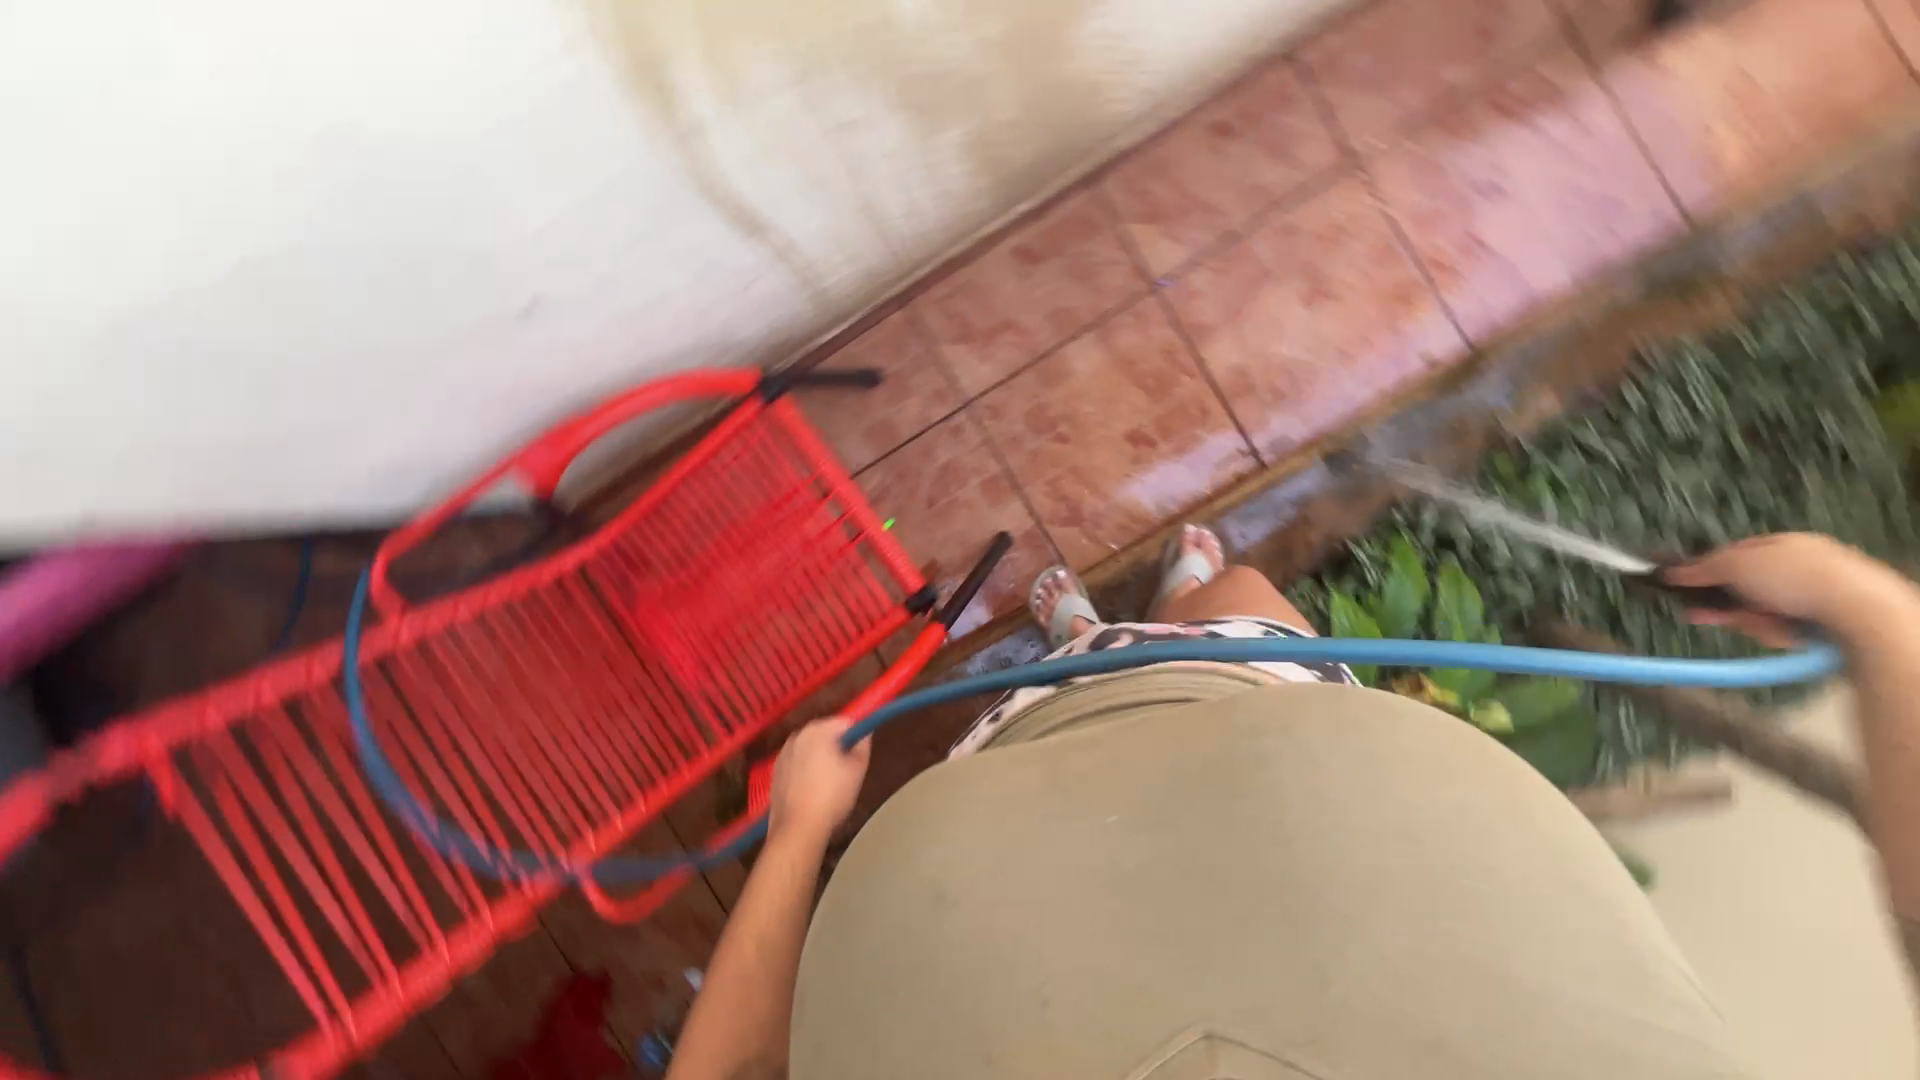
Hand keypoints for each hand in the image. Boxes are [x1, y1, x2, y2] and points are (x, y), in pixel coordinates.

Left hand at [767, 716, 869, 847]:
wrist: (797, 828)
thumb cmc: (831, 797)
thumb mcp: (856, 770)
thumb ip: (862, 745)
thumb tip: (864, 732)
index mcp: (818, 730)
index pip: (845, 722)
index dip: (856, 737)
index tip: (859, 756)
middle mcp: (797, 736)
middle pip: (825, 733)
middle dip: (837, 747)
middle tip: (846, 771)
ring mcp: (783, 753)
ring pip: (810, 749)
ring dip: (821, 758)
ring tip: (829, 784)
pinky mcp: (775, 771)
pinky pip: (798, 763)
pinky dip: (806, 770)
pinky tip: (812, 791)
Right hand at [1663, 532, 1913, 644]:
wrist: (1862, 612)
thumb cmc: (1794, 577)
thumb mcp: (1735, 565)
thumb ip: (1700, 568)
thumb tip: (1668, 573)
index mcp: (1784, 543)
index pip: (1732, 553)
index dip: (1705, 569)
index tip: (1682, 587)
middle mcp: (1800, 565)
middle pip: (1743, 586)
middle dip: (1722, 603)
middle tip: (1700, 615)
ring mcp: (1815, 593)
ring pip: (1760, 609)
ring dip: (1748, 620)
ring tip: (1757, 626)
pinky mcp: (1825, 620)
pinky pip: (1783, 626)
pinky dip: (1774, 632)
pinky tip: (1781, 634)